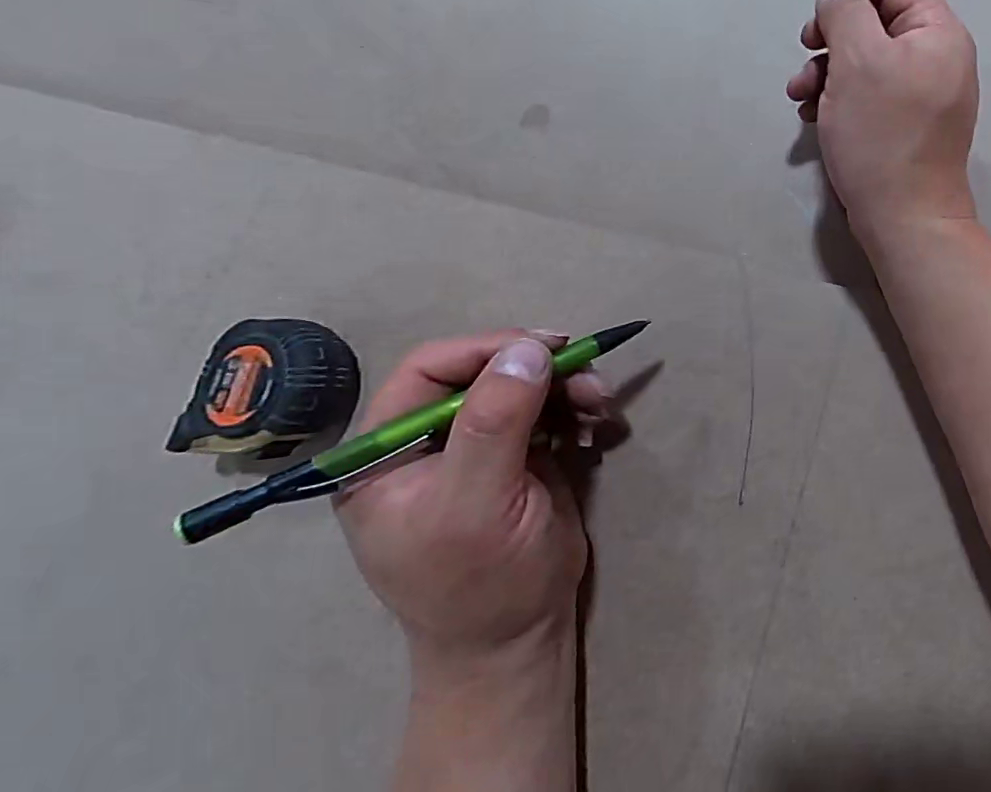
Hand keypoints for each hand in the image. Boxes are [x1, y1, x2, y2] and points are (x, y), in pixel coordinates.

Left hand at [335, 330, 607, 664]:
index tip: (542, 346)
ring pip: (521, 387)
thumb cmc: (480, 586)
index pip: (429, 370)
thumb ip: (494, 422)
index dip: (484, 349)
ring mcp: (478, 445)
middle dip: (537, 368)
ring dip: (566, 384)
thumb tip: (528, 348)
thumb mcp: (476, 505)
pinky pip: (547, 411)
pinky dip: (575, 407)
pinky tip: (596, 421)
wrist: (520, 643)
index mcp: (389, 449)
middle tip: (585, 367)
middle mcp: (430, 439)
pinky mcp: (519, 455)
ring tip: (601, 399)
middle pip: (482, 372)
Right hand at [789, 0, 980, 238]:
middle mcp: (934, 58)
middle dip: (833, 27)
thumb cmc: (882, 136)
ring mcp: (919, 94)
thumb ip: (845, 14)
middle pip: (878, 19)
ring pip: (864, 58)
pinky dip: (835, 95)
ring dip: (825, 66)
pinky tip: (811, 115)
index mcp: (937, 34)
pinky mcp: (901, 124)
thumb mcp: (859, 62)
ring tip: (799, 93)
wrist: (904, 218)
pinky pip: (865, 92)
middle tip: (805, 42)